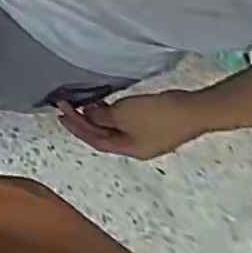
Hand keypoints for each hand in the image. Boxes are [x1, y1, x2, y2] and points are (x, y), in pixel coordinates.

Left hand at [55, 90, 214, 159]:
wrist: (191, 110)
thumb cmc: (153, 115)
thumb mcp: (120, 115)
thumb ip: (99, 117)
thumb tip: (88, 116)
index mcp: (128, 149)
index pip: (95, 141)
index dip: (76, 128)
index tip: (60, 113)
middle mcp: (136, 147)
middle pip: (102, 136)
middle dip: (82, 122)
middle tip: (66, 106)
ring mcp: (147, 138)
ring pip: (113, 129)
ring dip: (96, 117)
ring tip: (81, 103)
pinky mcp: (154, 126)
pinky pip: (124, 122)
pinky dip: (110, 114)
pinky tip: (103, 103)